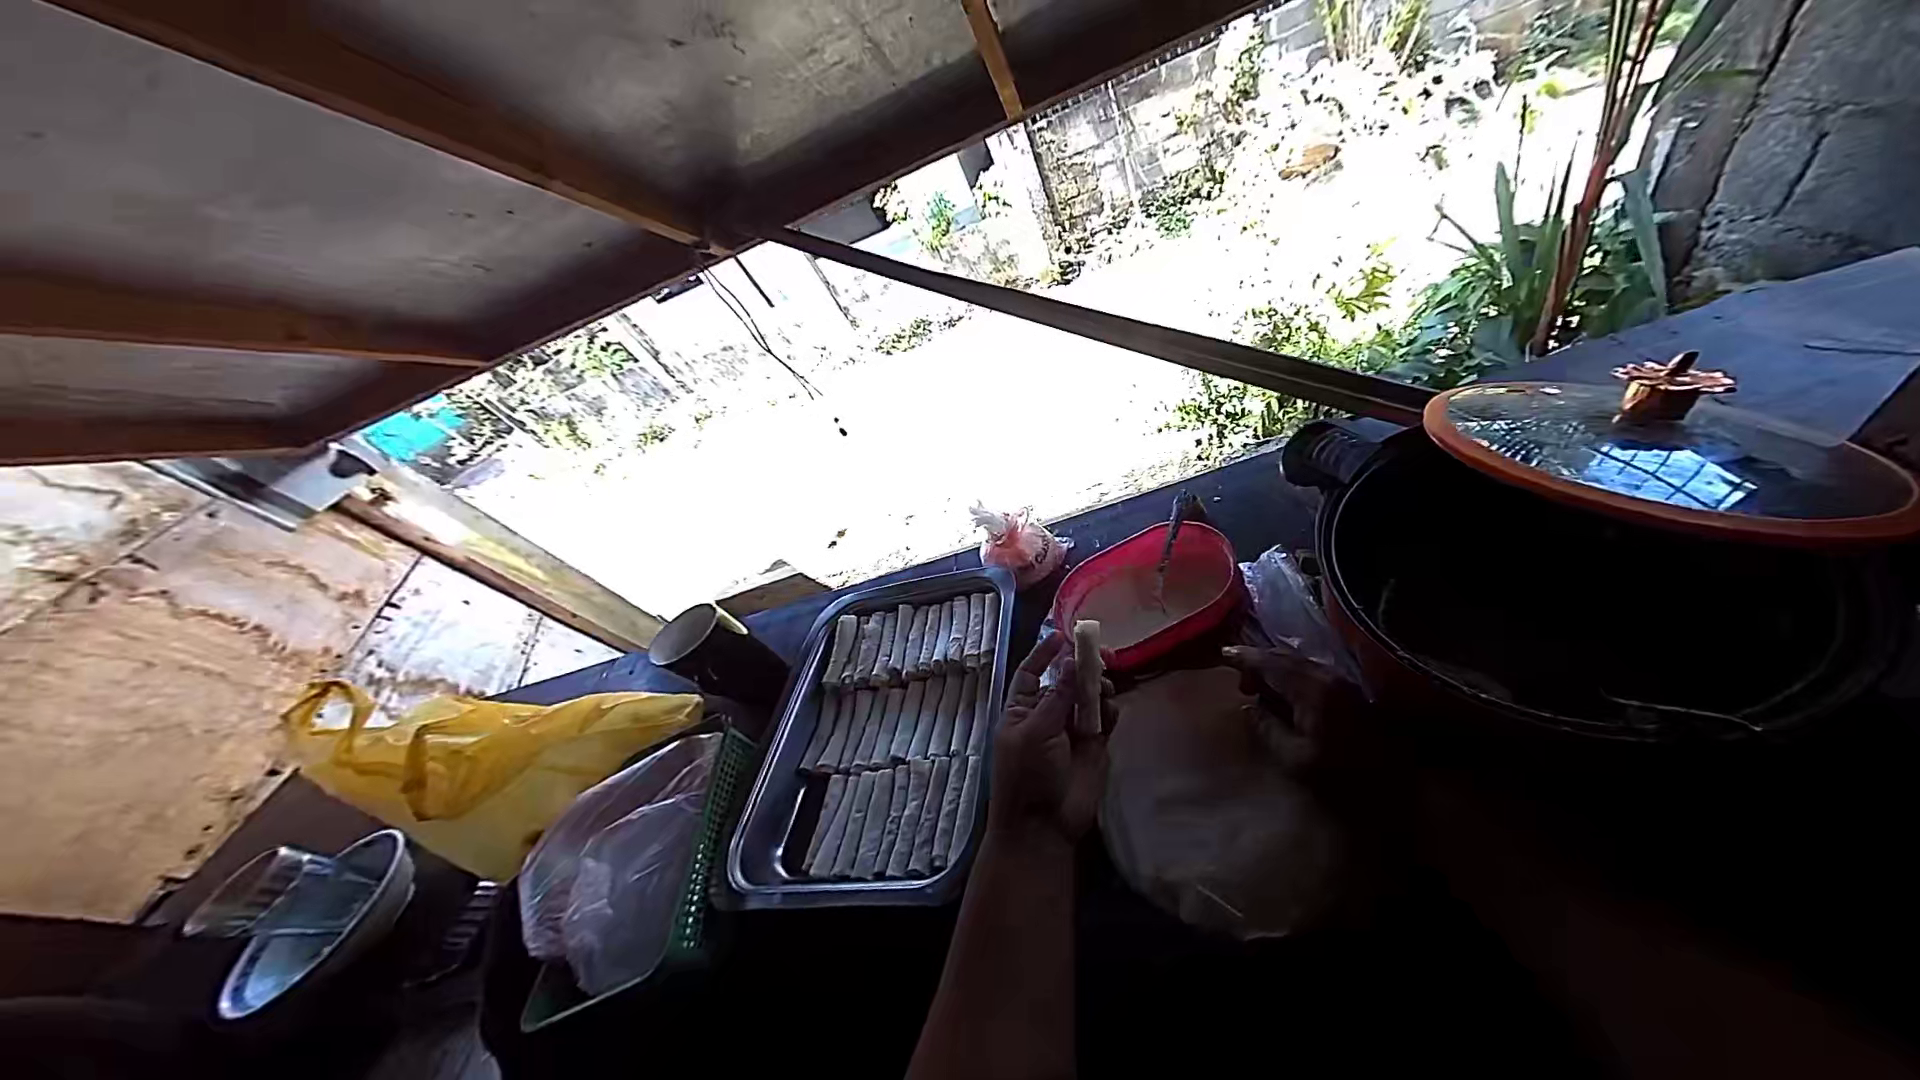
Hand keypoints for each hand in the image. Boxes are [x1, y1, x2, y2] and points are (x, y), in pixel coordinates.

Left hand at [989, 633, 1114, 842]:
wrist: (1044, 825)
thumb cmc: (1028, 774)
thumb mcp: (1036, 731)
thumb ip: (1058, 697)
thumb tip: (1071, 661)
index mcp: (1022, 708)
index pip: (1031, 672)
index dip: (1045, 653)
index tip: (1063, 635)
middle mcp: (1046, 714)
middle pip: (1066, 680)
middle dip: (1082, 666)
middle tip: (1103, 655)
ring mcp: (1071, 729)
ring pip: (1088, 697)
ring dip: (1098, 686)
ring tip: (1106, 687)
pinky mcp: (1094, 745)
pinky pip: (1104, 718)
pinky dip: (1109, 709)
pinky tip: (1111, 710)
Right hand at [1220, 641, 1371, 777]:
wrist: (1397, 793)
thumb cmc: (1340, 777)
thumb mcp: (1292, 757)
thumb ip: (1266, 727)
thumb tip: (1250, 708)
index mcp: (1311, 688)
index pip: (1269, 662)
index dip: (1243, 656)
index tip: (1222, 654)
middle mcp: (1328, 678)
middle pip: (1285, 658)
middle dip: (1258, 663)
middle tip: (1240, 683)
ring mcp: (1343, 684)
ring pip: (1299, 665)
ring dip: (1276, 671)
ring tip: (1259, 689)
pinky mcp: (1351, 695)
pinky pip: (1312, 674)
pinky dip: (1292, 678)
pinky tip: (1285, 696)